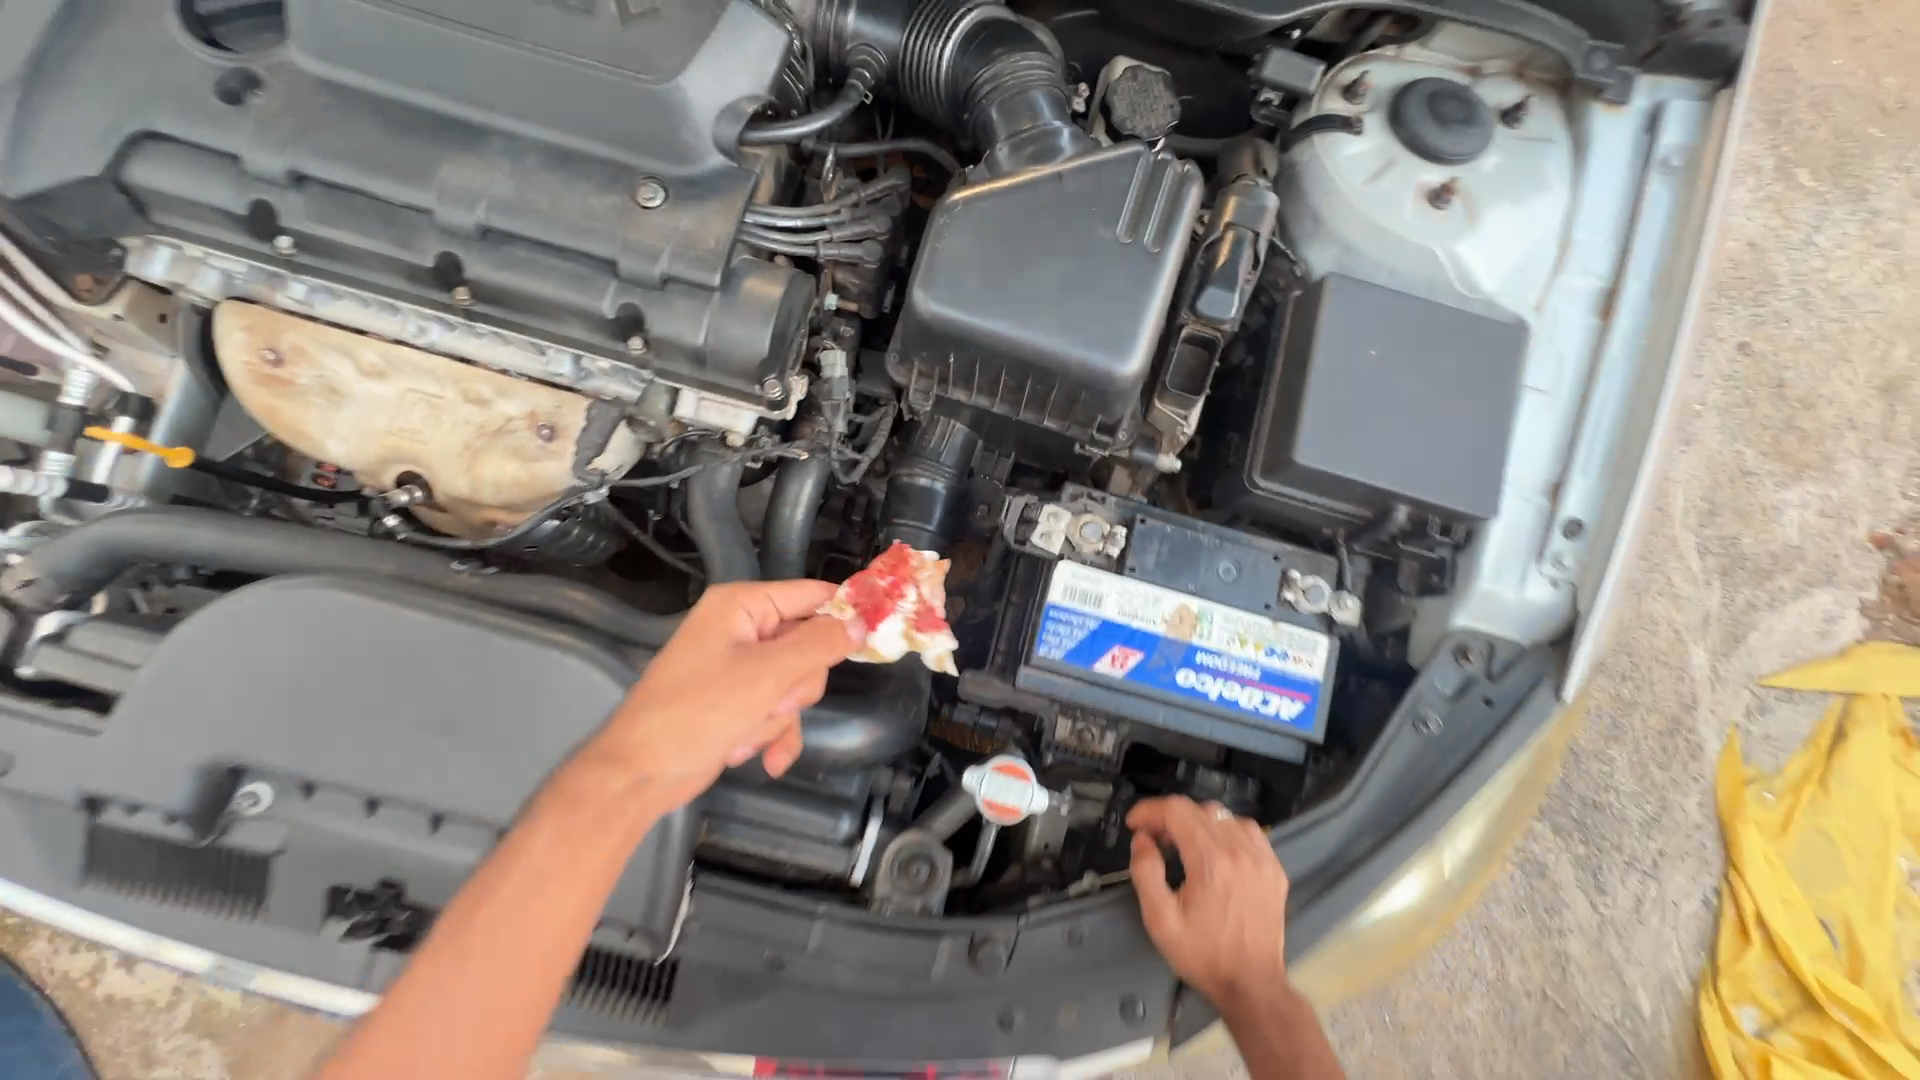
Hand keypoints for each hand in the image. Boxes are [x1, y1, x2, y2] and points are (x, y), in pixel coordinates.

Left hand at [585, 580, 863, 812]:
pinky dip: (772, 735)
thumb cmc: (695, 714)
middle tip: (775, 701)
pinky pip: (777, 712)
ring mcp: (739, 668)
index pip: (811, 595)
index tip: (877, 635)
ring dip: (780, 717)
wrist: (639, 775)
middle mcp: (742, 630)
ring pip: (795, 684)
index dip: (845, 614)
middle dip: (797, 685)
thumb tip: (861, 624)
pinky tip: (764, 760)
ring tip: (748, 731)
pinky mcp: (736, 702)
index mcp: (742, 606)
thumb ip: (819, 645)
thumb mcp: (765, 676)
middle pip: (808, 645)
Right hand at [1128, 796, 1290, 1008]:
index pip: (1176, 810)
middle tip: (1154, 839)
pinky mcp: (1274, 869)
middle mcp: (1240, 850)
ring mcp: (1262, 858)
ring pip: (1224, 816)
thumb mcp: (1160, 920)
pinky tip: (1216, 850)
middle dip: (1170, 816)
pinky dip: (1226, 830)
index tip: (1134, 824)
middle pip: (1199, 809)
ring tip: (1184, 843)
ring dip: (1198, 821)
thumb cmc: (1202, 954)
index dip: (1149, 810)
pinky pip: (1248, 831)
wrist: (1252, 985)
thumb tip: (1142, 839)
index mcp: (1211, 860)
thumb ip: (1145, 872)